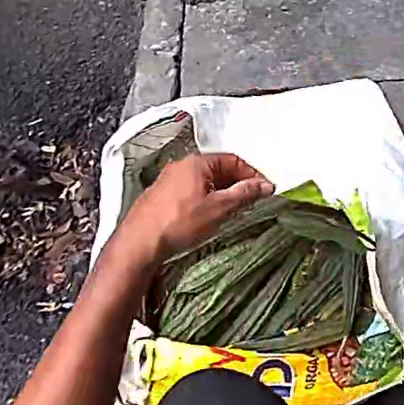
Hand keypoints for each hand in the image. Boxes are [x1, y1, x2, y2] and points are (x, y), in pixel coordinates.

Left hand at [110, 153, 273, 264]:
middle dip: (237, 184)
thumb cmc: (177, 223)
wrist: (139, 244)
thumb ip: (244, 194)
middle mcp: (180, 166)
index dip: (252, 175)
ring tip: (233, 211)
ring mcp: (168, 181)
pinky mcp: (160, 197)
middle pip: (218, 169)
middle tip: (251, 201)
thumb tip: (264, 186)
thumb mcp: (218, 208)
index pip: (233, 160)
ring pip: (203, 181)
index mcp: (196, 163)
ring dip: (221, 193)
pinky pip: (190, 191)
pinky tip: (208, 217)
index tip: (264, 190)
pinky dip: (205, 199)